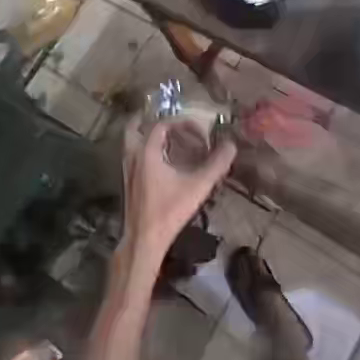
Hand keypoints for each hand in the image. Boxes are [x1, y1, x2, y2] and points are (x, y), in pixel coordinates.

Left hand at [121, 120, 235, 265]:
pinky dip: (146, 151)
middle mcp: (133, 156)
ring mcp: (127, 170)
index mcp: (147, 152)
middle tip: (169, 122)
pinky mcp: (129, 183)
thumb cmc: (169, 211)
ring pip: (133, 143)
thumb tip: (231, 146)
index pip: (162, 125)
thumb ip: (216, 165)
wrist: (144, 240)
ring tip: (169, 140)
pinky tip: (163, 163)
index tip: (200, 134)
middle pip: (135, 127)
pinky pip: (134, 157)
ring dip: (148, 136)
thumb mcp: (197, 187)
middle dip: (151, 120)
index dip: (182, 124)